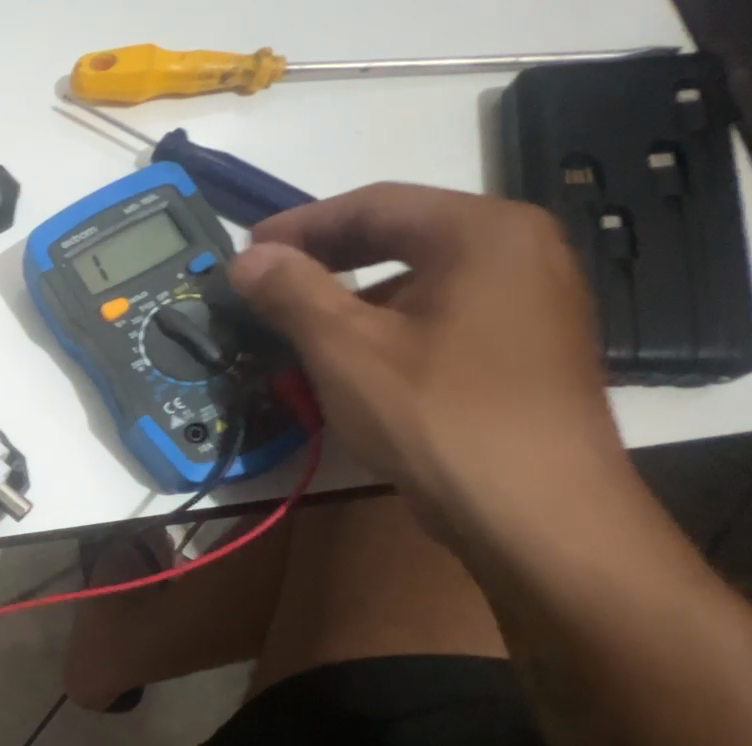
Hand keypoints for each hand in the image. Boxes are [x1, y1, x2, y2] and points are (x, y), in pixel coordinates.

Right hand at [228, 183, 625, 538]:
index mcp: (484, 232)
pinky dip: (387, 323)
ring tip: (297, 325)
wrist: (533, 509)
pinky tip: (351, 359)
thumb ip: (292, 293)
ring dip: (352, 294)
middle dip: (326, 257)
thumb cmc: (436, 415)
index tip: (245, 249)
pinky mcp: (524, 346)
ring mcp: (530, 300)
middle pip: (402, 234)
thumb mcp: (345, 350)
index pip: (375, 203)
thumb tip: (247, 258)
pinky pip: (442, 313)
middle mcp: (519, 250)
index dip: (300, 224)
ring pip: (421, 277)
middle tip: (264, 282)